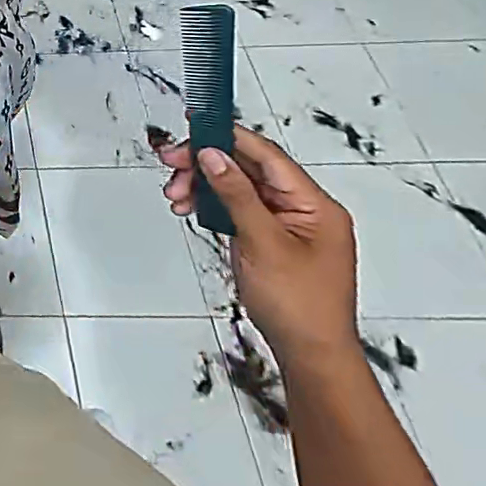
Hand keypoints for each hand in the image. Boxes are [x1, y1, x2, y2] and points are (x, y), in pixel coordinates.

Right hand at [159, 125, 358, 365]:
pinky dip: (211, 205)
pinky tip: (190, 207)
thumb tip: (213, 155)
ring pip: (237, 187)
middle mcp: (301, 208)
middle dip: (206, 164)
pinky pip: (236, 208)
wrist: (311, 360)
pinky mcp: (268, 238)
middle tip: (172, 162)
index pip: (265, 155)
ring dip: (203, 185)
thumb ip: (236, 194)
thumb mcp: (263, 243)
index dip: (228, 136)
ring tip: (176, 195)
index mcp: (314, 203)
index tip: (195, 125)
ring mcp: (284, 223)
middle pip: (247, 168)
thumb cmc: (302, 310)